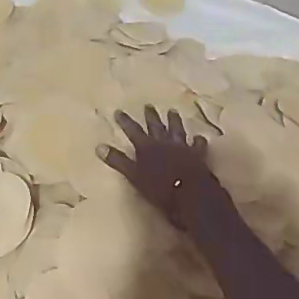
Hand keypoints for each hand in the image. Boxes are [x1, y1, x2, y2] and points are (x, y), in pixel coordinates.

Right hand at [99, 106, 232, 231]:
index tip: (118, 111)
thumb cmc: (158, 187)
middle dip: (150, 116)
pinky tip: (199, 136)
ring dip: (174, 121)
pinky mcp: (197, 154)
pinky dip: (198, 140)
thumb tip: (99, 146)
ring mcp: (182, 147)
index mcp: (147, 147)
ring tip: (172, 111)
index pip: (133, 130)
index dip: (125, 121)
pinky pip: (198, 144)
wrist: (188, 193)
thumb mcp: (133, 175)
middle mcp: (164, 142)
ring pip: (177, 129)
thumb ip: (118, 161)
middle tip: (148, 105)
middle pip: (155, 126)